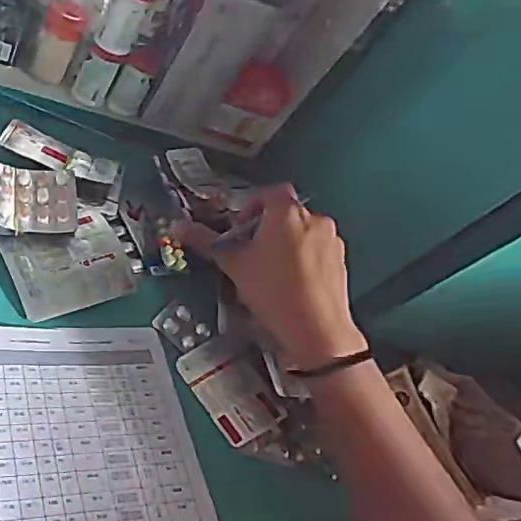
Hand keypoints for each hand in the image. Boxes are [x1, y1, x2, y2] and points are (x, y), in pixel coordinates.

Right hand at [175, 184, 365, 369]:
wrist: (316, 329)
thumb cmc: (273, 291)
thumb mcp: (233, 264)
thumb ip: (206, 241)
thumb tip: (180, 227)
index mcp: (287, 212)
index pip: (269, 191)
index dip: (251, 205)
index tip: (240, 227)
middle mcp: (314, 220)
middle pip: (285, 212)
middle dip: (265, 228)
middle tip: (248, 252)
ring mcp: (332, 241)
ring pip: (301, 232)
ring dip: (283, 243)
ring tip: (267, 272)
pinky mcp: (341, 263)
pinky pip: (316, 251)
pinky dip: (301, 259)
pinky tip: (288, 284)